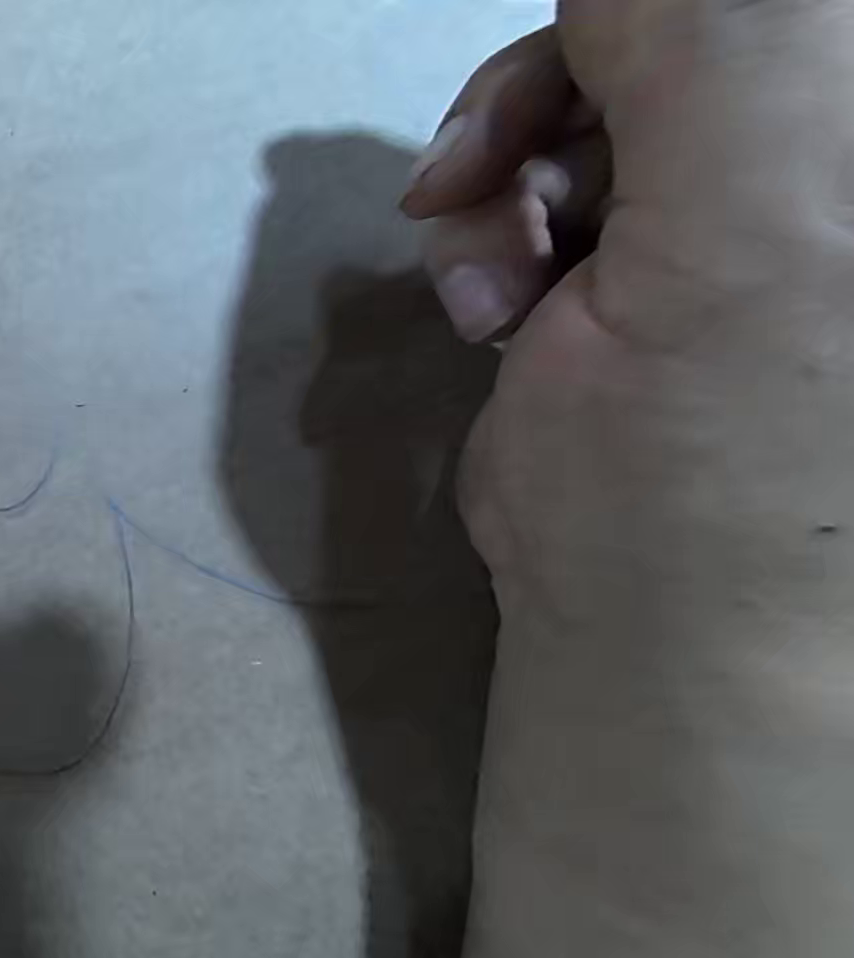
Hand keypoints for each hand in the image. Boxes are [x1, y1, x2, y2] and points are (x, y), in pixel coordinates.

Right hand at [402, 0, 853, 606]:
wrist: (640, 589)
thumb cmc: (721, 440)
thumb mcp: (753, 224)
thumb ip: (721, 48)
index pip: (748, 3)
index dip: (616, 26)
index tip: (539, 91)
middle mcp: (824, 140)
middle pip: (649, 42)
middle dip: (528, 112)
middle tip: (451, 190)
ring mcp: (721, 201)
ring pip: (572, 123)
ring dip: (492, 202)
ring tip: (490, 297)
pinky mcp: (623, 264)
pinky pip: (533, 201)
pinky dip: (488, 248)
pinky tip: (493, 312)